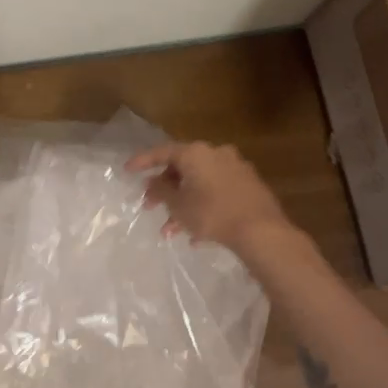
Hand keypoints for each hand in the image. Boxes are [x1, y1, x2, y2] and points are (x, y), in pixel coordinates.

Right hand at [127, 141, 292, 251]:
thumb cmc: (211, 213)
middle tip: (150, 207)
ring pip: (199, 184)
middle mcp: (217, 154)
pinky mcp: (249, 186)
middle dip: (165, 190)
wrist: (259, 230)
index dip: (142, 162)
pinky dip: (202, 207)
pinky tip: (196, 235)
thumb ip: (160, 190)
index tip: (127, 170)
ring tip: (171, 231)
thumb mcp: (177, 204)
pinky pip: (216, 193)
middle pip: (182, 168)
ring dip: (182, 205)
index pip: (162, 152)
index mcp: (196, 154)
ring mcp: (236, 169)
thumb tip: (152, 181)